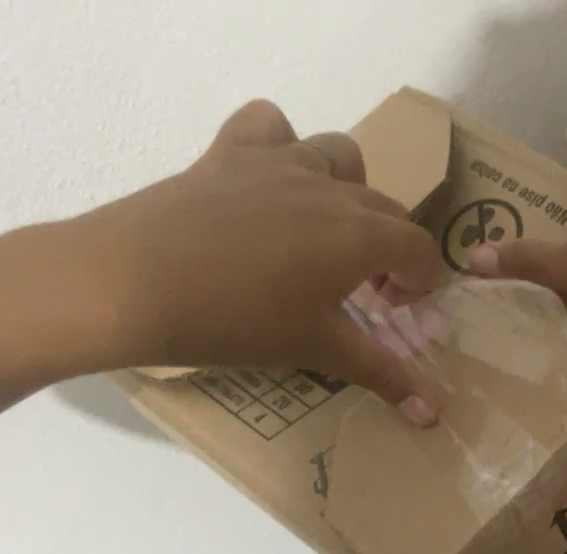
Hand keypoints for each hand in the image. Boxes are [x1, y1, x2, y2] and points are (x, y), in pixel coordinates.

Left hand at [65, 100, 446, 423]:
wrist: (132, 285)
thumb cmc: (239, 321)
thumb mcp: (320, 350)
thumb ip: (385, 375)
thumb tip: (434, 415)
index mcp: (362, 234)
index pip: (421, 251)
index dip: (422, 286)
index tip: (398, 314)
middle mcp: (331, 188)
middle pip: (389, 211)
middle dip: (393, 251)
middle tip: (368, 295)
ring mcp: (279, 163)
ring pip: (341, 157)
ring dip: (352, 191)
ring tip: (329, 232)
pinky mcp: (229, 154)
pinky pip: (270, 125)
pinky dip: (282, 145)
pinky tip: (275, 183)